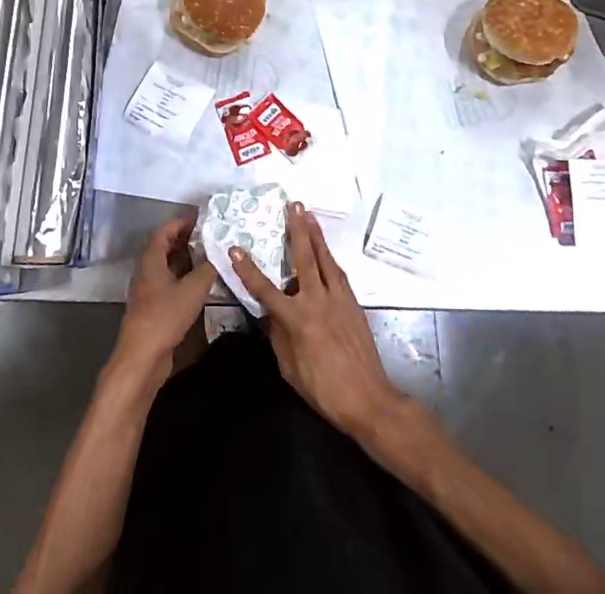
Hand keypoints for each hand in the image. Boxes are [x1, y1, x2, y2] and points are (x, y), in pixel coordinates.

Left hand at [112, 217, 216, 383]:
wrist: (143, 356)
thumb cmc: (165, 315)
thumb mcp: (193, 289)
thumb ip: (208, 269)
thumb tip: (222, 253)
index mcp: (151, 261)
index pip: (163, 232)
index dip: (180, 223)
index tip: (200, 219)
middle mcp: (146, 271)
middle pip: (164, 248)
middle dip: (184, 239)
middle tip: (209, 235)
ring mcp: (149, 290)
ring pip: (167, 266)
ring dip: (185, 259)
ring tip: (209, 255)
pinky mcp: (154, 307)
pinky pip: (169, 283)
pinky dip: (184, 277)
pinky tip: (201, 282)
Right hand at [230, 202, 406, 438]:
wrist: (369, 399)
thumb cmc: (323, 389)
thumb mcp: (289, 367)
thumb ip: (278, 335)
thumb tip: (272, 314)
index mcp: (296, 319)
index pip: (265, 289)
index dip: (248, 270)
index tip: (235, 249)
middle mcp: (317, 301)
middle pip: (304, 258)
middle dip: (296, 230)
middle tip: (292, 205)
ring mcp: (339, 299)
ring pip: (326, 259)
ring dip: (316, 235)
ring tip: (309, 214)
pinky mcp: (353, 304)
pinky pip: (338, 273)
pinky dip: (329, 258)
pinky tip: (325, 251)